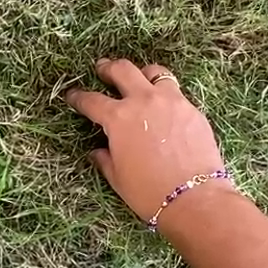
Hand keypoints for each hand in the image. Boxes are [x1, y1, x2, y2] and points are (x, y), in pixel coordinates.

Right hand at [66, 58, 230, 223]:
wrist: (195, 199)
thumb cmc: (149, 192)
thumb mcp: (118, 177)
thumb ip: (105, 159)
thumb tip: (98, 151)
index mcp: (118, 118)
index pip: (92, 101)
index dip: (78, 97)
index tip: (73, 96)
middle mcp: (144, 101)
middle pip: (123, 70)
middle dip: (108, 68)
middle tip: (102, 69)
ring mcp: (171, 102)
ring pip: (155, 72)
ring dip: (142, 74)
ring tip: (139, 80)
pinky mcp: (192, 110)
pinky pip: (176, 92)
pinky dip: (165, 94)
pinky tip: (163, 107)